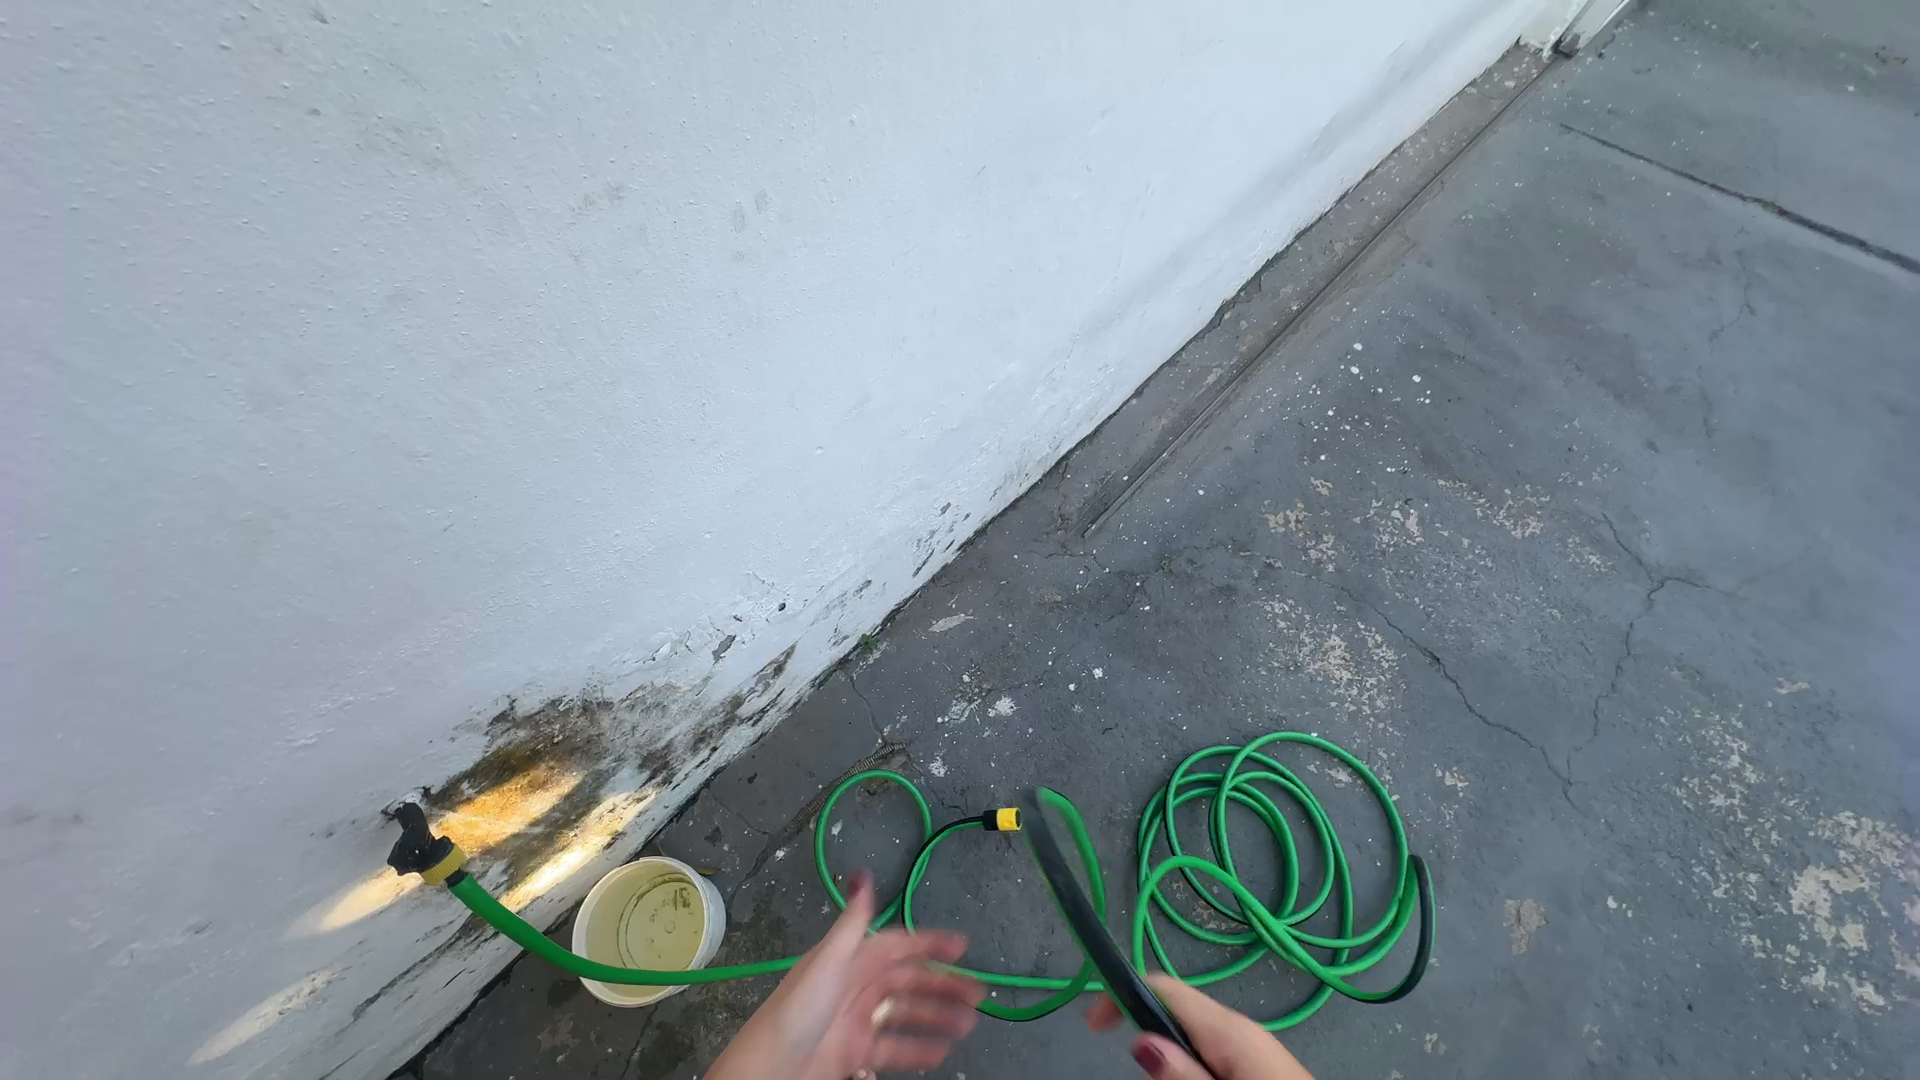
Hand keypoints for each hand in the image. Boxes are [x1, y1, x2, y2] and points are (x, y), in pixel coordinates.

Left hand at [707, 871, 985, 1079]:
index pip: (900, 944)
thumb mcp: (826, 962)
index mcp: (854, 959)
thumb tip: (863, 874)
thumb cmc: (797, 1012)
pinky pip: (894, 1048)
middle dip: (944, 984)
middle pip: (910, 980)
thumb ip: (851, 922)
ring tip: (967, 1025)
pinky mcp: (855, 1053)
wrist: (768, 1072)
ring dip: (937, 1016)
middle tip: (977, 993)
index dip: (930, 942)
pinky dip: (918, 1049)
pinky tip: (940, 1053)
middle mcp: (859, 986)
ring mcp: (858, 1021)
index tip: (962, 944)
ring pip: (907, 1013)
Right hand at [1087, 975, 1314, 1079]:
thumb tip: (1141, 1040)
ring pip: (1193, 1043)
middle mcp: (1242, 1029)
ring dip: (1177, 1067)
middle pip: (1174, 1017)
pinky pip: (1215, 1060)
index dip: (1121, 994)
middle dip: (1152, 1048)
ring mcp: (1255, 1050)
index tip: (1092, 1023)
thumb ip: (1184, 1076)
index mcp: (1231, 1029)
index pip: (1163, 986)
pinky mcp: (1262, 1069)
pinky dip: (1198, 1072)